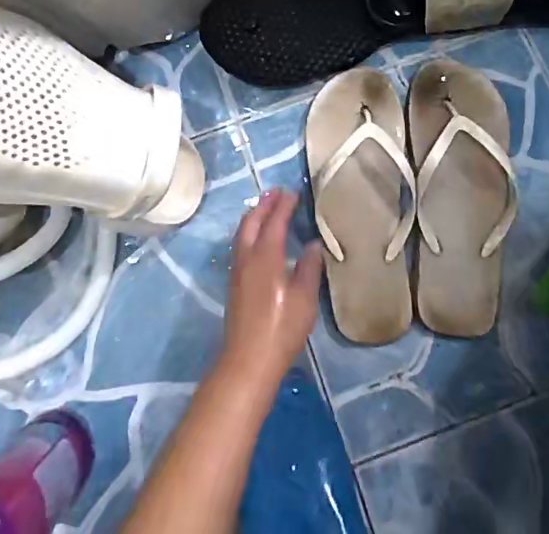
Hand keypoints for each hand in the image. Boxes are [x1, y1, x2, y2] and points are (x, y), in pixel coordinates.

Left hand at [219, 190, 324, 387]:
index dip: (283, 206)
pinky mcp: (234, 279)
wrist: (249, 356)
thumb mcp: (304, 299)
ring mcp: (237, 267)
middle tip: (277, 192)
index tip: (293, 192)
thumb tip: (314, 244)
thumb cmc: (282, 328)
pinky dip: (249, 229)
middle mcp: (247, 255)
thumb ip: (308, 268)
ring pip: (243, 230)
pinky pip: (240, 242)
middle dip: (264, 204)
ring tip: (265, 206)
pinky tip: (256, 235)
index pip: (274, 221)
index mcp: (265, 255)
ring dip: (254, 214)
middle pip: (252, 220)